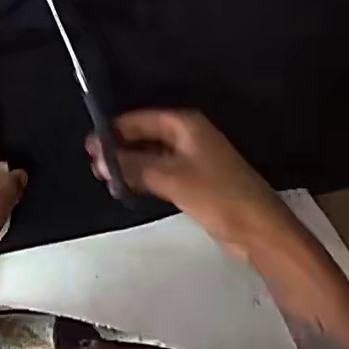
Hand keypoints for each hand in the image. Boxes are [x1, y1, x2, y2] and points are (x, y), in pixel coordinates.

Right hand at [86, 109, 295, 259]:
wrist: (259, 230)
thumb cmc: (217, 195)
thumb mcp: (170, 177)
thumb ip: (133, 166)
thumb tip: (101, 161)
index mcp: (185, 124)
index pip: (140, 119)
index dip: (114, 130)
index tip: (89, 143)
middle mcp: (188, 136)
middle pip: (145, 135)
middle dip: (119, 148)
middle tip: (92, 163)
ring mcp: (191, 159)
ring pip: (151, 155)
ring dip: (129, 164)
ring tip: (102, 176)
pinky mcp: (193, 180)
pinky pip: (160, 172)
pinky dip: (142, 177)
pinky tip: (125, 187)